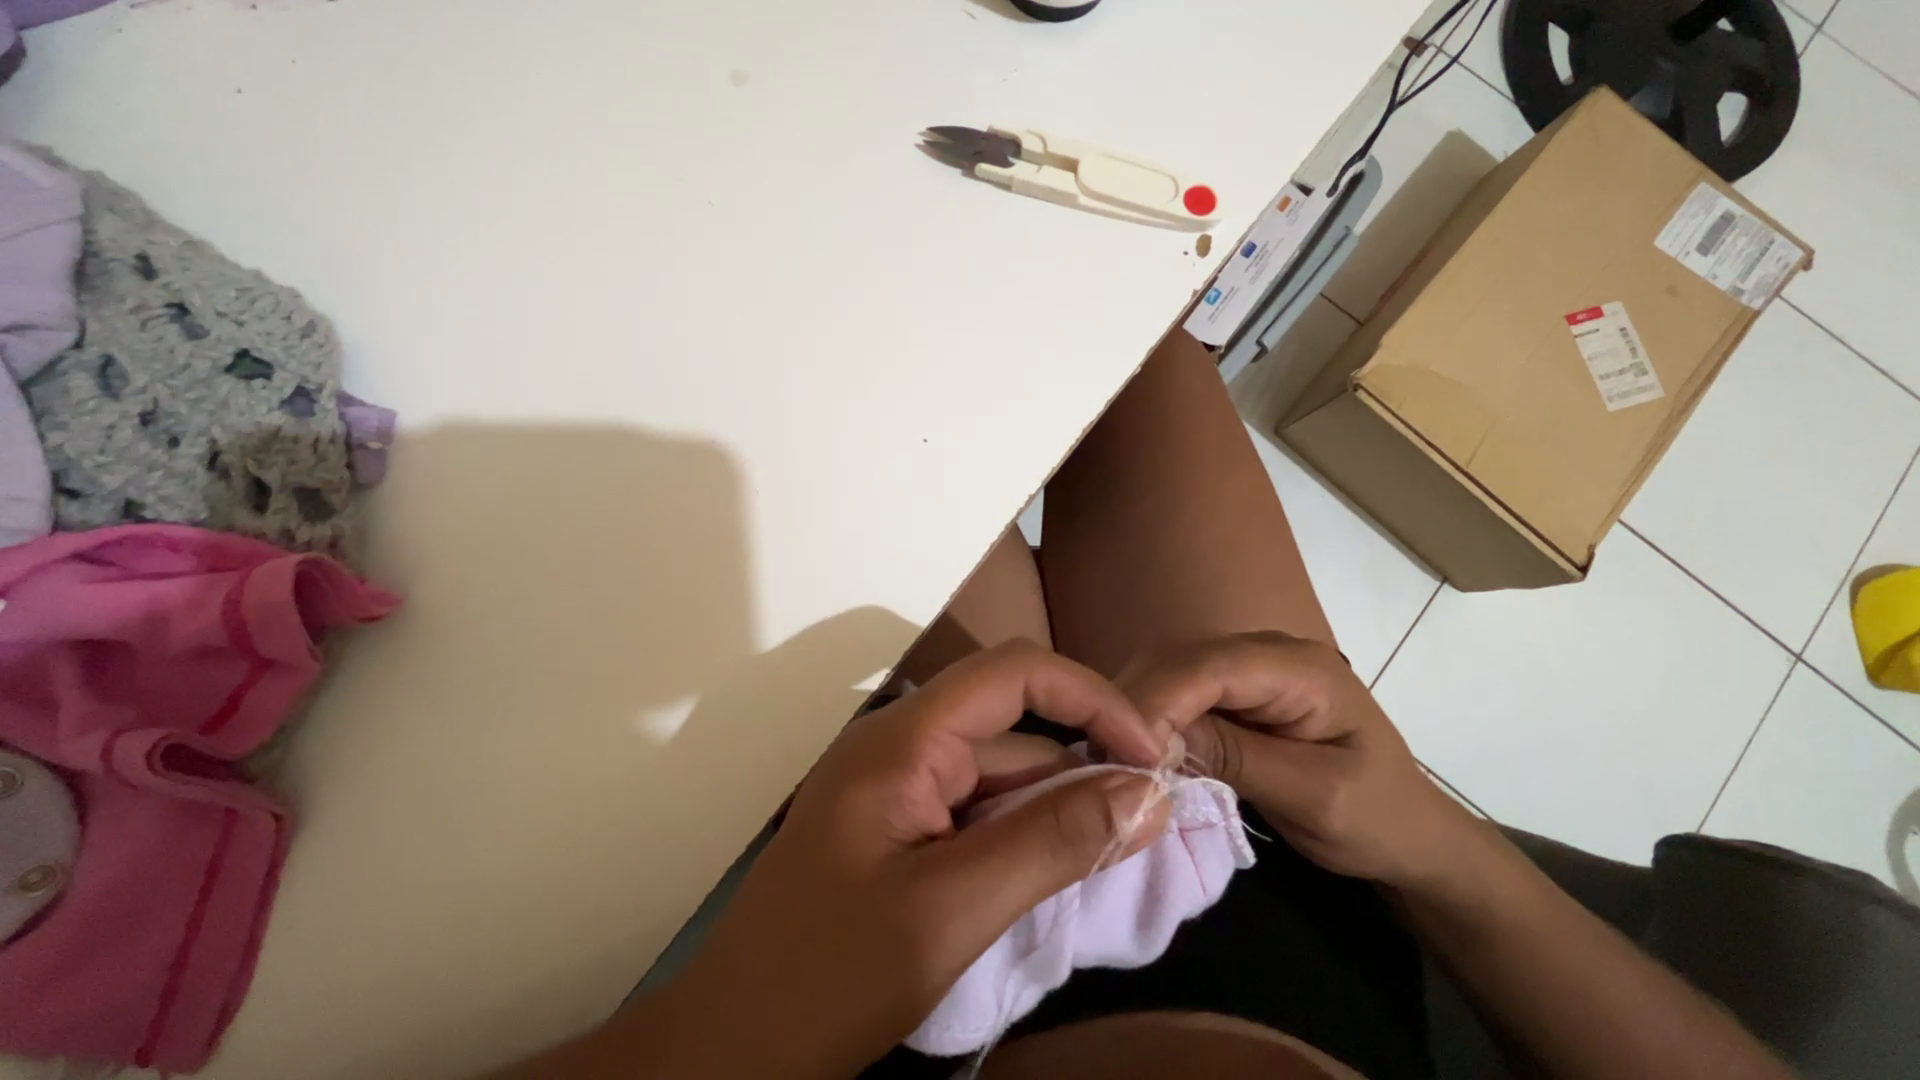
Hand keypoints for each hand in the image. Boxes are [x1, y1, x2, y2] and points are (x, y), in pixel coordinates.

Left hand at [659, 641, 1171, 1077]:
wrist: (736, 1043)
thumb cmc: (833, 971)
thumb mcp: (953, 908)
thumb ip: (1052, 842)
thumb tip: (1149, 793)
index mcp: (903, 741)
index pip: (1013, 673)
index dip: (1091, 699)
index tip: (1151, 757)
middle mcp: (901, 748)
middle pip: (1013, 726)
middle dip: (1084, 762)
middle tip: (1150, 818)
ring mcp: (897, 789)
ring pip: (1001, 774)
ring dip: (1058, 804)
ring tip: (1118, 848)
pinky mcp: (899, 830)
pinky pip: (979, 812)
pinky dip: (1025, 832)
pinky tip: (1059, 867)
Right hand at [1120, 632, 1480, 891]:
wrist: (1410, 834)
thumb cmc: (1377, 819)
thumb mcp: (1315, 797)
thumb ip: (1238, 758)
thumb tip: (1154, 738)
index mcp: (1300, 668)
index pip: (1209, 667)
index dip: (1158, 701)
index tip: (1121, 753)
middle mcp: (1267, 653)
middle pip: (1179, 662)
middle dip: (1136, 705)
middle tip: (1104, 762)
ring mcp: (1247, 670)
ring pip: (1168, 673)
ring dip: (1135, 713)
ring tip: (1111, 760)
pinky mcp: (1233, 694)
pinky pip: (1177, 694)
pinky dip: (1149, 721)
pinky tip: (1134, 753)